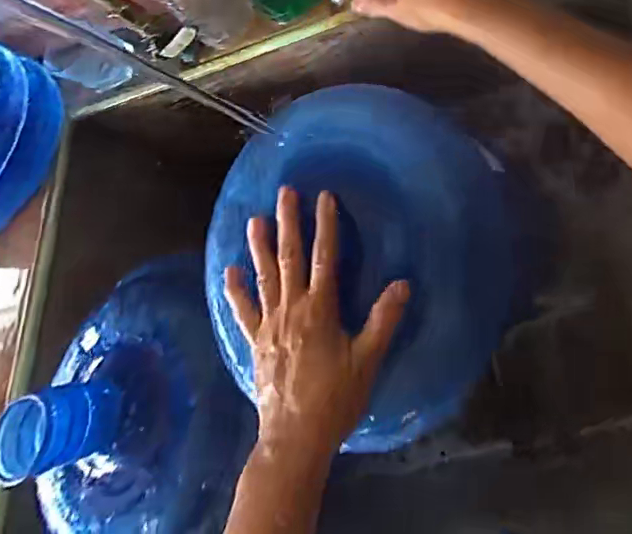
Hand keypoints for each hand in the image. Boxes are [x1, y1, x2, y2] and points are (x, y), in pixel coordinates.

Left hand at [223, 187, 409, 459]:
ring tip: (255, 219)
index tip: (324, 196)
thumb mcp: (366, 361)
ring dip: (260, 246)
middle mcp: (292, 309)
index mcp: (319, 309)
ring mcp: (270, 324)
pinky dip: (236, 290)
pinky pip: (244, 311)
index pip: (325, 256)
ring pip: (265, 276)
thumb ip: (383, 320)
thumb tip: (402, 283)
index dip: (326, 224)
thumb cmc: (334, 399)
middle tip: (285, 192)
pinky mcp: (255, 342)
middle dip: (289, 222)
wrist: (294, 439)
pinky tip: (229, 271)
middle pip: (290, 257)